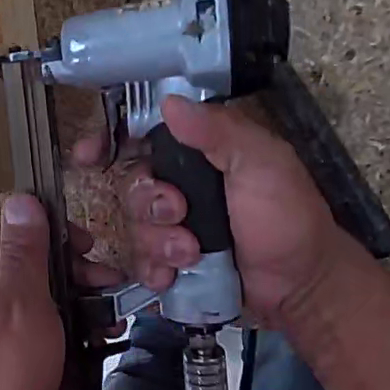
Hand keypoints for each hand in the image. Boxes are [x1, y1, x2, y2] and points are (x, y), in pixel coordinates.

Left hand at [0, 195, 120, 389]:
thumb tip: (22, 198)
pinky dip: (68, 319)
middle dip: (77, 269)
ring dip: (79, 296)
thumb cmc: (10, 363)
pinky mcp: (8, 339)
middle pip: (37, 260)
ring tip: (111, 315)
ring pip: (44, 289)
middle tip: (109, 286)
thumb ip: (25, 249)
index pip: (23, 229)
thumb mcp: (24, 298)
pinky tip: (94, 333)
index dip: (59, 235)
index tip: (90, 250)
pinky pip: (42, 316)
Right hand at [73, 96, 354, 328]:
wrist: (301, 286)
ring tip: (190, 255)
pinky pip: (143, 263)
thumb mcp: (262, 164)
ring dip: (157, 242)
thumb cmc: (287, 217)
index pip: (146, 135)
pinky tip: (172, 278)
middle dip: (151, 204)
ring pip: (136, 226)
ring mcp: (177, 227)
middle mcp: (183, 185)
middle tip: (180, 215)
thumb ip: (219, 132)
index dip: (112, 140)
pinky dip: (154, 270)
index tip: (89, 154)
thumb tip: (170, 103)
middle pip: (134, 184)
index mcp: (202, 152)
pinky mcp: (175, 264)